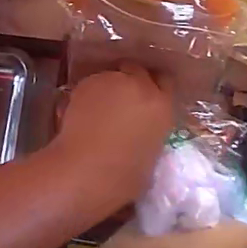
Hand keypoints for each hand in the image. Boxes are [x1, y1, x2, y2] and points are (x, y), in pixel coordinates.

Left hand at [46, 65, 172, 206]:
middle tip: (121, 100)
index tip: (148, 96)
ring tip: (97, 110)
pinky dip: (88, 95)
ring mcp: (112, 81)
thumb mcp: (151, 154)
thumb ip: (150, 132)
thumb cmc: (124, 177)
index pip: (165, 82)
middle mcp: (140, 86)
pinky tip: (80, 114)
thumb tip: (140, 130)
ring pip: (112, 76)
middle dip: (131, 80)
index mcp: (162, 106)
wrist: (86, 171)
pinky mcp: (86, 83)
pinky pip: (91, 85)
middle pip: (138, 70)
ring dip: (108, 88)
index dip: (155, 87)